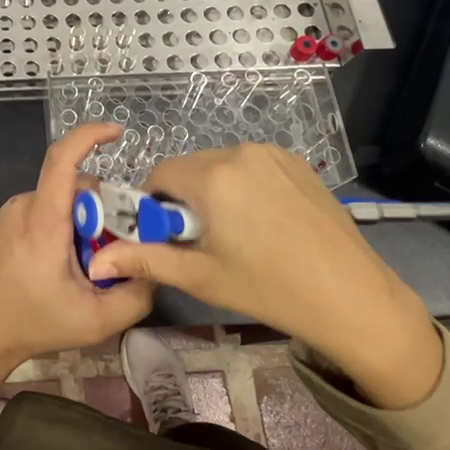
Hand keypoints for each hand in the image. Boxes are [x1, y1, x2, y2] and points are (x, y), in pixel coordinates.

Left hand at [0, 123, 153, 426]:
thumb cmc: (31, 324)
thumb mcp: (96, 321)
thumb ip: (136, 294)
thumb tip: (155, 268)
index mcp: (43, 220)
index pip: (62, 158)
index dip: (89, 136)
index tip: (117, 132)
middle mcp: (25, 205)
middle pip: (74, 186)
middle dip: (103, 209)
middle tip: (120, 245)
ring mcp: (12, 212)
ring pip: (61, 201)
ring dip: (84, 223)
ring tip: (91, 266)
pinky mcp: (6, 223)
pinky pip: (46, 211)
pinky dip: (65, 228)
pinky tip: (68, 267)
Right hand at [87, 144, 443, 409]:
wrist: (352, 296)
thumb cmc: (269, 288)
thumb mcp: (201, 277)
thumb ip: (146, 261)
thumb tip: (98, 261)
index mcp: (211, 177)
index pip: (160, 174)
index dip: (156, 205)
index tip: (171, 236)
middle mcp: (238, 152)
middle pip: (191, 168)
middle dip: (187, 199)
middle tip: (206, 241)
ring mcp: (272, 153)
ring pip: (222, 166)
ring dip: (217, 191)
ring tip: (240, 235)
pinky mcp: (296, 161)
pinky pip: (252, 166)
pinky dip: (247, 187)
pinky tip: (267, 223)